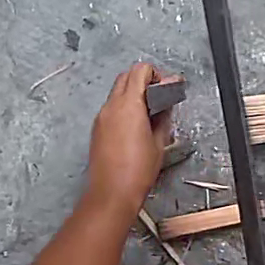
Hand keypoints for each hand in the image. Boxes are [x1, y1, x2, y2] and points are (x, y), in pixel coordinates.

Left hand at [85, 62, 170, 215]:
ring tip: (149, 114)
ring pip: (117, 92)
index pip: (140, 71)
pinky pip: (111, 108)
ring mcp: (101, 117)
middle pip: (126, 77)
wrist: (111, 193)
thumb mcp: (159, 142)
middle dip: (144, 81)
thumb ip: (164, 115)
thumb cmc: (137, 171)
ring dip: (133, 94)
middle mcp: (111, 106)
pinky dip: (123, 108)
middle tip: (159, 98)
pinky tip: (136, 125)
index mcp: (128, 105)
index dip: (156, 75)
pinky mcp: (97, 129)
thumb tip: (167, 102)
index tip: (166, 89)